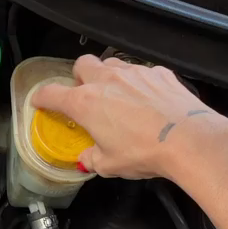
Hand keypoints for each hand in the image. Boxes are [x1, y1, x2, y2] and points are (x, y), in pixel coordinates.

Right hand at [31, 55, 227, 181]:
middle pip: (83, 64)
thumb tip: (86, 158)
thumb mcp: (110, 165)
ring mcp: (134, 72)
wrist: (187, 139)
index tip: (40, 102)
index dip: (42, 98)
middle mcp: (106, 80)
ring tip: (117, 95)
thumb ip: (92, 159)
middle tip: (85, 94)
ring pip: (112, 63)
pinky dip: (139, 82)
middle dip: (79, 77)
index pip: (52, 94)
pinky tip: (147, 99)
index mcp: (85, 103)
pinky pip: (142, 72)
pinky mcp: (159, 73)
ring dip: (108, 76)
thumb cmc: (143, 152)